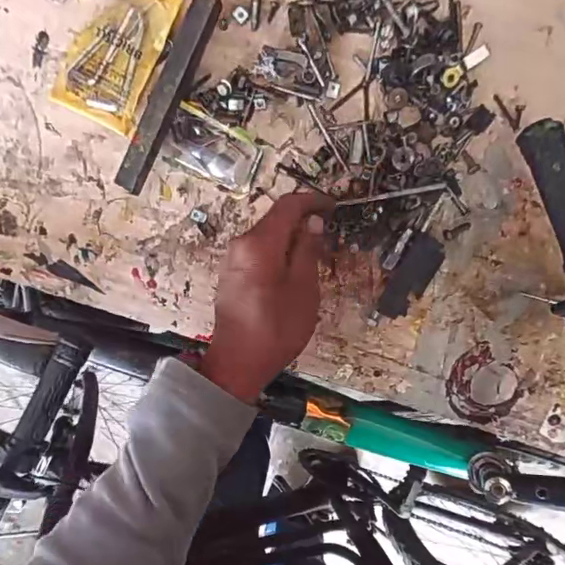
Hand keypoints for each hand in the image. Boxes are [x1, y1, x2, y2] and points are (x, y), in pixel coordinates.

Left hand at [197, 193, 331, 401]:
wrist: (236, 362)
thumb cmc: (274, 329)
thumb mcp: (303, 289)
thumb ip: (307, 251)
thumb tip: (313, 223)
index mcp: (259, 244)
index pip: (287, 206)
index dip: (313, 201)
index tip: (333, 206)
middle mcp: (241, 245)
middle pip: (274, 219)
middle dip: (302, 220)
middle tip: (328, 233)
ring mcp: (232, 260)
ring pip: (266, 236)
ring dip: (291, 238)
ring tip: (315, 254)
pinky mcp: (231, 275)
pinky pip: (258, 252)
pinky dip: (278, 252)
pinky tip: (293, 269)